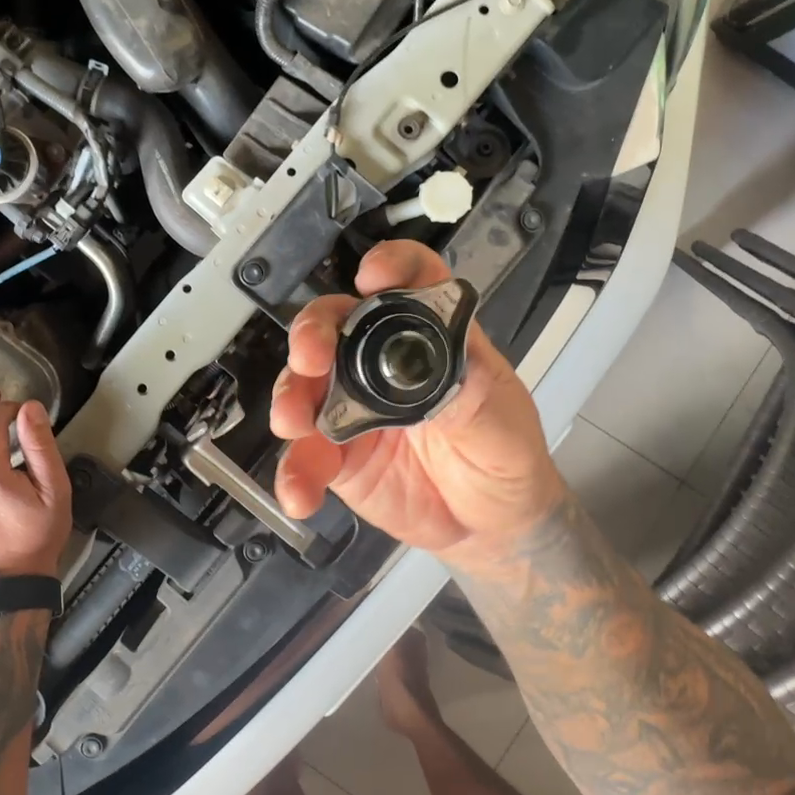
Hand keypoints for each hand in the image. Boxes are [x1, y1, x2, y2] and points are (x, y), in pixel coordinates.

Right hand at [271, 240, 563, 571]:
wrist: (490, 527)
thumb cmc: (504, 454)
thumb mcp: (498, 417)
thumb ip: (461, 388)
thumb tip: (420, 365)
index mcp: (430, 335)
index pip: (410, 282)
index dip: (391, 267)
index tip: (372, 277)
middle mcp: (380, 361)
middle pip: (334, 325)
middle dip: (312, 333)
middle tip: (308, 358)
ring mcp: (351, 406)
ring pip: (304, 385)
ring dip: (290, 398)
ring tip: (293, 424)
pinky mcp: (335, 454)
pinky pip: (302, 457)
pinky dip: (294, 473)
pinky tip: (300, 492)